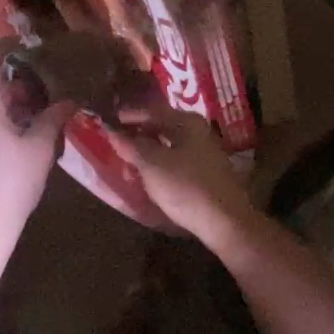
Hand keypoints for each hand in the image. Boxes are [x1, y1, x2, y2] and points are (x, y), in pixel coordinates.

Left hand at [0, 38, 76, 231]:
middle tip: (42, 74)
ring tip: (44, 102)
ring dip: (15, 100)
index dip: (0, 49)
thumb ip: (53, 119)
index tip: (19, 40)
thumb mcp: (40, 147)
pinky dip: (10, 118)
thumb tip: (69, 101)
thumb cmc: (12, 180)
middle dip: (15, 77)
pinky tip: (32, 130)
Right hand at [106, 102, 257, 243]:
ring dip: (148, 147)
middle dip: (138, 131)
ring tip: (128, 156)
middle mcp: (197, 130)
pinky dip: (160, 160)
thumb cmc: (186, 187)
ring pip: (169, 142)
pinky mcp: (206, 171)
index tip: (107, 120)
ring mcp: (204, 151)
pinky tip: (149, 172)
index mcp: (186, 121)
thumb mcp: (152, 165)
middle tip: (115, 138)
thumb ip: (131, 146)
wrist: (226, 223)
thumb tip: (112, 130)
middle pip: (162, 124)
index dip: (128, 114)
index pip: (151, 110)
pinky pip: (176, 157)